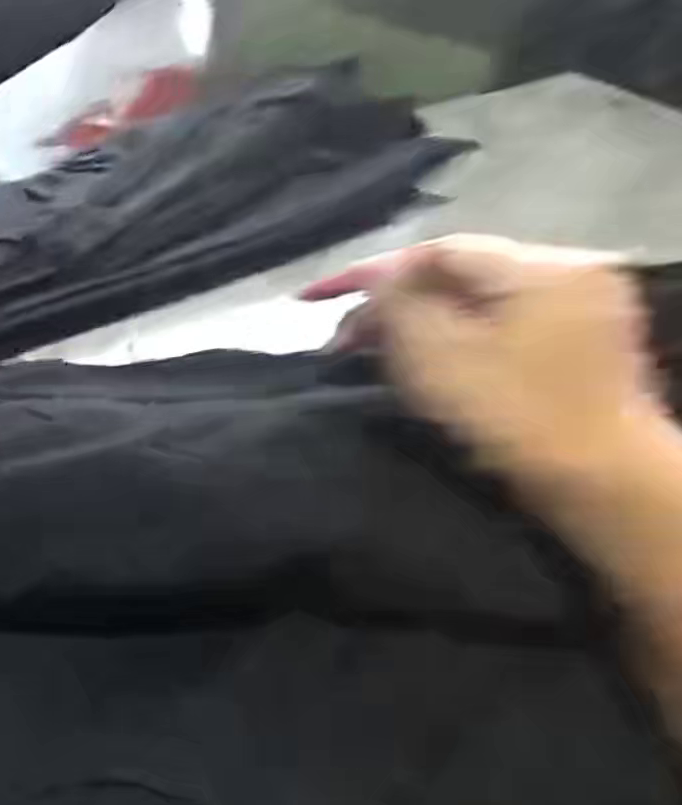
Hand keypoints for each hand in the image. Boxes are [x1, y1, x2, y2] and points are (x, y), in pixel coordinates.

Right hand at [304, 235, 666, 478]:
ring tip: (366, 353)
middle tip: (337, 343)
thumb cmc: (498, 405)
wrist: (585, 465)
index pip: (435, 251)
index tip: (306, 299)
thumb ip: (397, 300)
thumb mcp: (430, 349)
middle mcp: (568, 269)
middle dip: (386, 303)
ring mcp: (577, 302)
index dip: (365, 271)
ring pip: (469, 296)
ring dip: (410, 320)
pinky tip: (414, 357)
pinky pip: (492, 315)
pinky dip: (443, 330)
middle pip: (453, 273)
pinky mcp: (573, 334)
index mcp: (540, 267)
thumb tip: (376, 274)